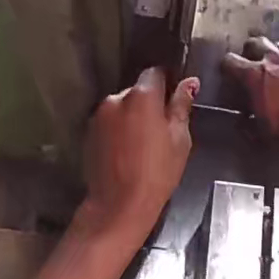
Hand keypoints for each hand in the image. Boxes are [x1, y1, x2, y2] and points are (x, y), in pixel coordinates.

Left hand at [80, 67, 196, 236]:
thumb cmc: (157, 173)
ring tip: (144, 146)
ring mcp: (98, 117)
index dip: (167, 84)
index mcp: (141, 96)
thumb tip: (189, 83)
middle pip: (137, 91)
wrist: (119, 205)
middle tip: (163, 131)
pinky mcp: (88, 134)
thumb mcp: (179, 140)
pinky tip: (128, 153)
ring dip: (133, 118)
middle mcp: (115, 99)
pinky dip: (119, 131)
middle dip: (149, 104)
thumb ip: (182, 106)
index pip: (155, 73)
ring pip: (122, 108)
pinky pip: (109, 124)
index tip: (175, 101)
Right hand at [221, 37, 278, 133]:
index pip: (230, 61)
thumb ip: (249, 124)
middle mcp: (272, 58)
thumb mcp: (262, 132)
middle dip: (251, 51)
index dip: (227, 67)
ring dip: (277, 52)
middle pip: (255, 42)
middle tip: (252, 62)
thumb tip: (244, 123)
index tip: (228, 73)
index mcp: (253, 75)